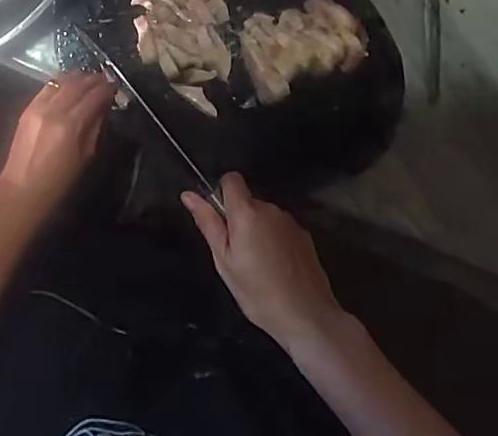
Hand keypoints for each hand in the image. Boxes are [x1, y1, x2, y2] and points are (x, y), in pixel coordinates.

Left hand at [0, 74, 113, 223]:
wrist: (23, 189)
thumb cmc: (60, 181)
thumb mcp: (86, 156)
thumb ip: (95, 126)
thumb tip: (104, 105)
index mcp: (71, 125)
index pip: (94, 95)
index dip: (107, 88)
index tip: (115, 85)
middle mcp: (54, 110)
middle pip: (78, 84)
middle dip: (94, 79)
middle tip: (105, 79)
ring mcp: (38, 106)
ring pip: (62, 81)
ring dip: (77, 77)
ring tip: (89, 79)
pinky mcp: (28, 108)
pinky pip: (47, 87)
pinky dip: (61, 82)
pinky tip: (68, 85)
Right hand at [183, 173, 345, 348]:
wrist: (308, 318)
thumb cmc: (258, 292)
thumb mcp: (224, 261)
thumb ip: (208, 223)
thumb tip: (188, 195)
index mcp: (247, 211)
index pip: (231, 179)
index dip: (222, 193)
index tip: (221, 220)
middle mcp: (270, 208)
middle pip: (248, 201)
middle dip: (239, 220)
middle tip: (237, 255)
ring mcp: (290, 222)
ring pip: (264, 217)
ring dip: (258, 231)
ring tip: (259, 267)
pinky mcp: (305, 236)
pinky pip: (280, 229)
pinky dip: (275, 241)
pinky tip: (278, 270)